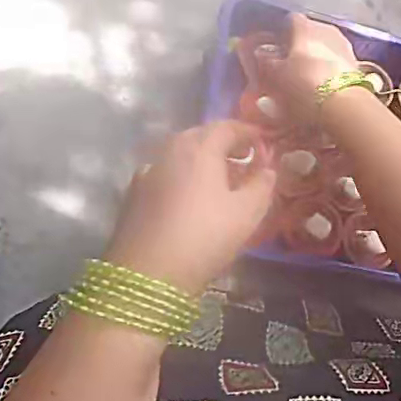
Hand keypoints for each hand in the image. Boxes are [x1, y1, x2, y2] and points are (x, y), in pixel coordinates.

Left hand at [102, 121, 276, 295]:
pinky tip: (189, 199)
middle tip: (244, 160)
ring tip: (220, 182)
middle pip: (200, 136)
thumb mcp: (246, 213)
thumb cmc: (205, 237)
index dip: (249, 132)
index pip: (227, 126)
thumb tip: (267, 169)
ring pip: (179, 155)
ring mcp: (147, 172)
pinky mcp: (133, 194)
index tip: (264, 143)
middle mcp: (170, 151)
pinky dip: (182, 177)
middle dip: (224, 144)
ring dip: (202, 161)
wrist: (147, 274)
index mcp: (199, 148)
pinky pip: (164, 174)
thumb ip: (261, 185)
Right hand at [259, 14, 360, 117]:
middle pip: (307, 34)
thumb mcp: (276, 76)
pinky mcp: (356, 65)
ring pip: (322, 49)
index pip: (289, 20)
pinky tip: (320, 88)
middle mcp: (326, 29)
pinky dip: (325, 72)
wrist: (345, 106)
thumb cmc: (304, 85)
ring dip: (312, 60)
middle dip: (297, 47)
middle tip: (286, 66)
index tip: (272, 48)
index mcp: (305, 26)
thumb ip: (266, 61)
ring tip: (302, 80)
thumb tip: (261, 52)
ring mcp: (344, 46)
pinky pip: (334, 64)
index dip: (280, 32)